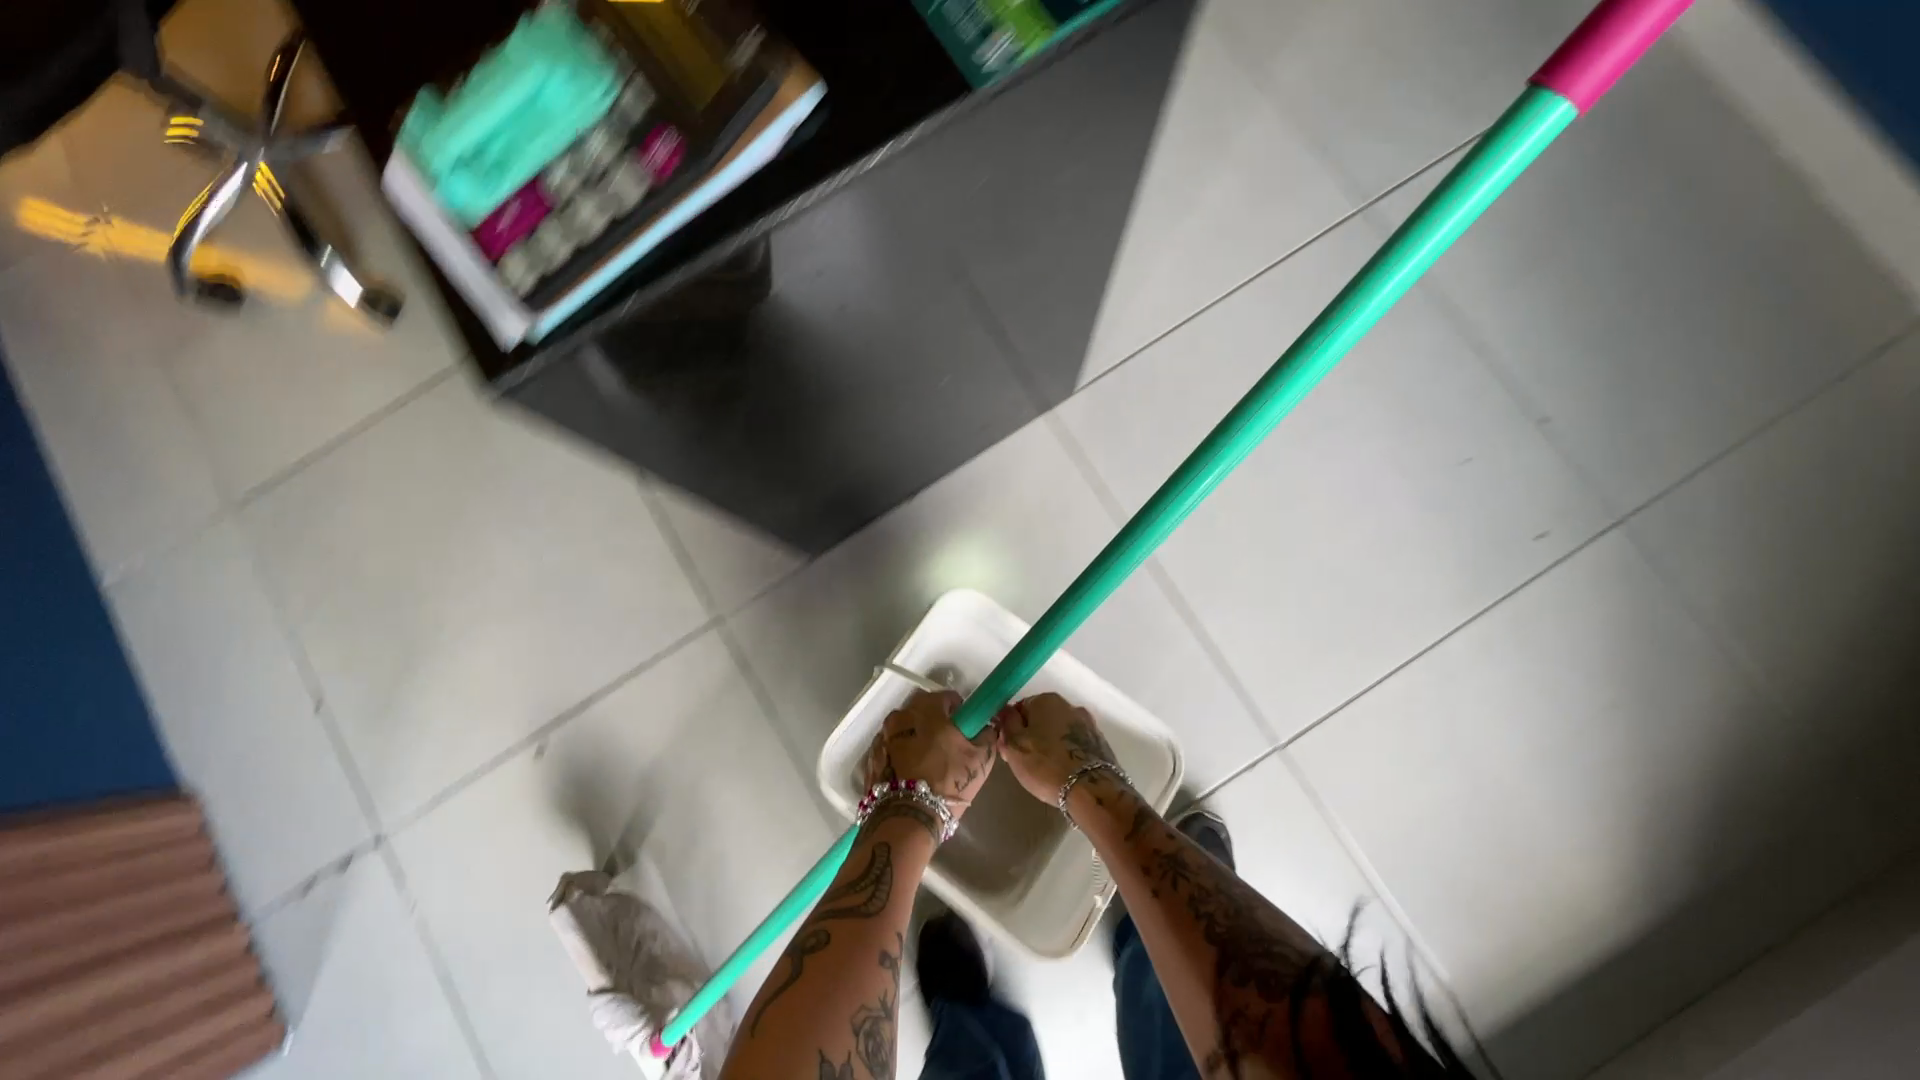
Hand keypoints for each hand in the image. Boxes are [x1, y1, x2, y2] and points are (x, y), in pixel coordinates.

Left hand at [863, 690, 994, 820]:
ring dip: (916, 739)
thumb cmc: (948, 782)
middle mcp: (900, 716)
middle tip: (949, 748)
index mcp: (926, 709)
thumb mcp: (981, 759)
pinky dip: (901, 754)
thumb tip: (986, 727)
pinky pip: (892, 748)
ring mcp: (882, 736)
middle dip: (936, 724)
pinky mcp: (872, 757)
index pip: (948, 699)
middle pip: (924, 712)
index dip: (960, 713)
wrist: (908, 818)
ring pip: (906, 730)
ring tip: (928, 764)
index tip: (965, 731)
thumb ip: (987, 734)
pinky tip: (911, 773)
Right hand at [996, 692, 1118, 804]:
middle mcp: (1070, 706)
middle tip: (1024, 762)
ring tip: (1045, 770)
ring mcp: (1088, 724)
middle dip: (1031, 737)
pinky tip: (1063, 772)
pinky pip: (1075, 745)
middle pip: (1042, 720)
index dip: (1010, 729)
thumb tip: (1006, 711)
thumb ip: (1007, 724)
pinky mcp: (1100, 743)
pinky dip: (1067, 754)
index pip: (1020, 709)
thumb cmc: (1045, 765)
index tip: (1008, 749)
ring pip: (1059, 733)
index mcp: (1047, 700)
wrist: (1091, 790)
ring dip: (1050, 745)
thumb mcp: (1014, 745)